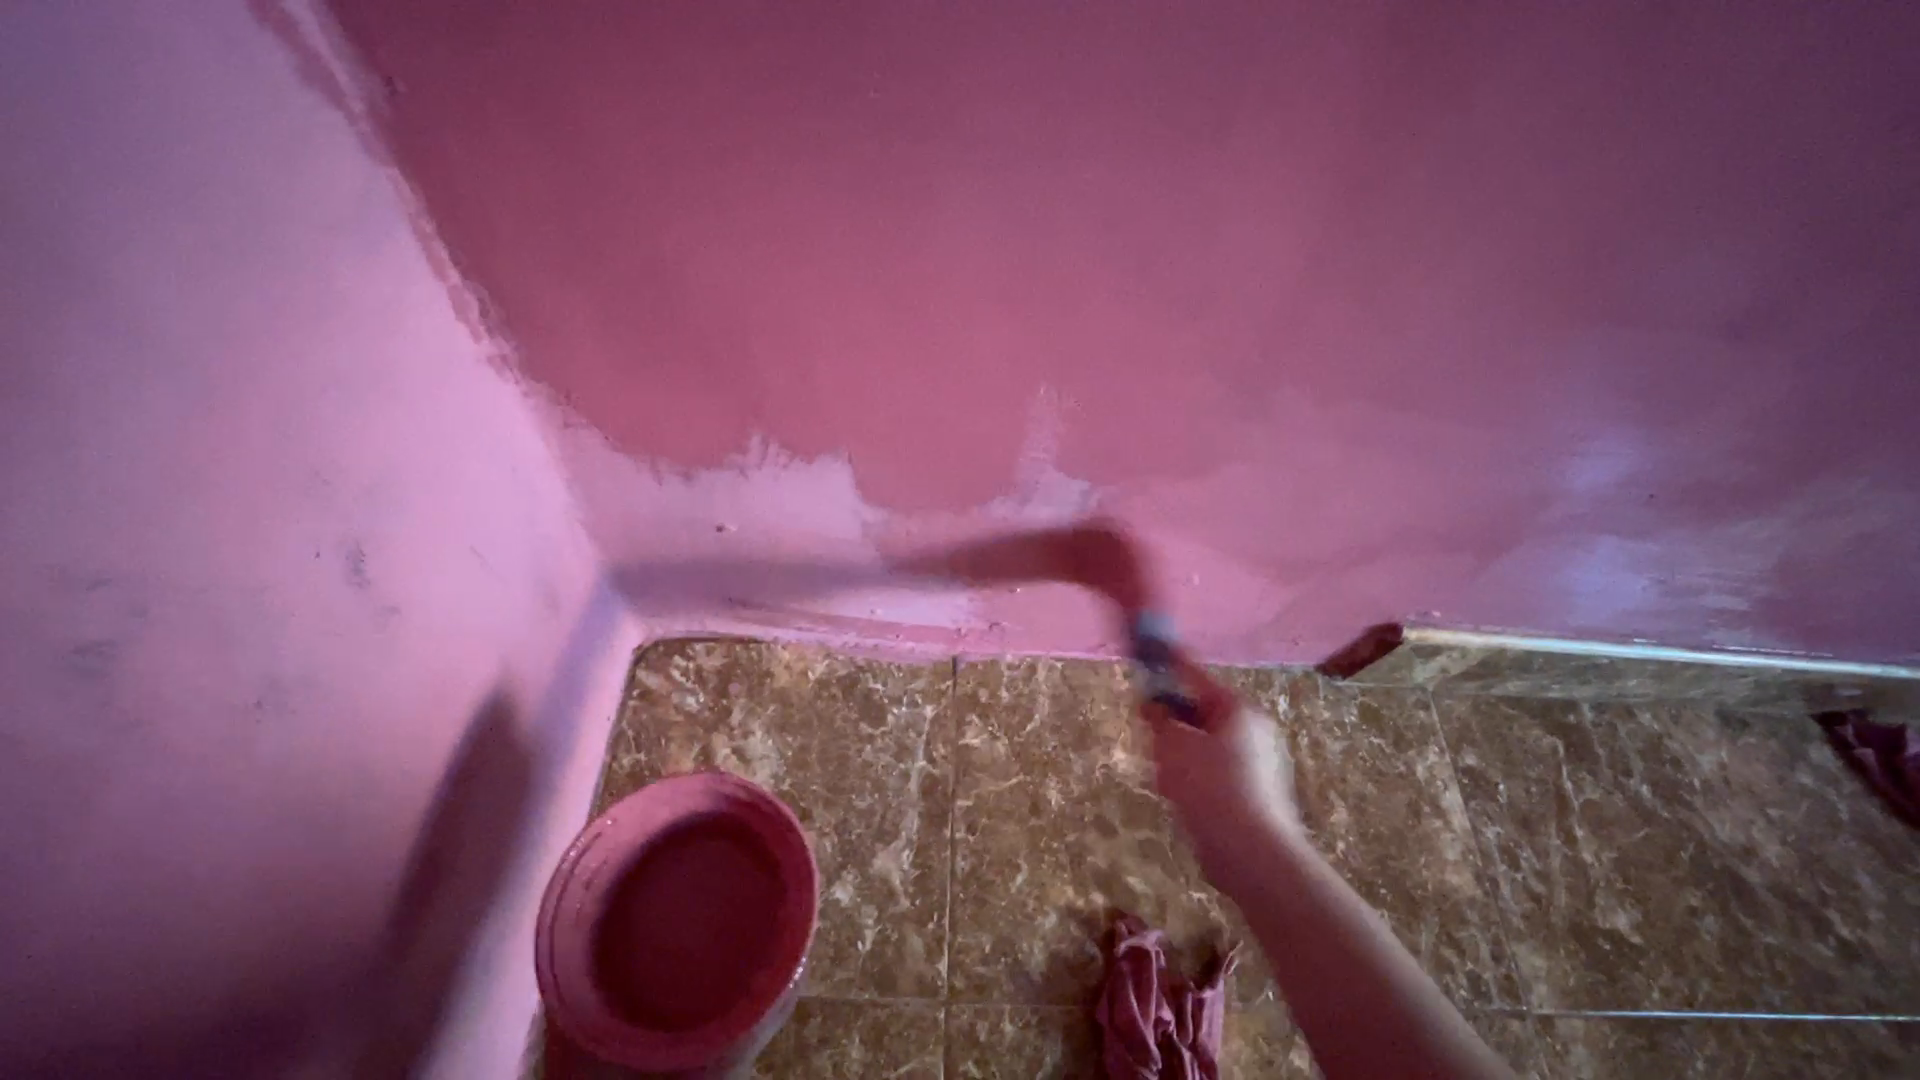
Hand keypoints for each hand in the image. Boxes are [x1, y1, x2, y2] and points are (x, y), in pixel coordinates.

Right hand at [1143, 657, 1302, 885]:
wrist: (1252, 853)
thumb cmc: (1210, 788)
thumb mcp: (1171, 746)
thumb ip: (1158, 719)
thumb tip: (1153, 704)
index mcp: (1236, 708)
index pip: (1195, 675)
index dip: (1169, 664)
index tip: (1150, 651)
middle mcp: (1253, 729)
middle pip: (1201, 712)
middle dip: (1172, 722)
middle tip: (1149, 734)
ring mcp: (1259, 762)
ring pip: (1206, 744)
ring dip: (1181, 753)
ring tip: (1164, 775)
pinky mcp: (1257, 792)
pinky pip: (1216, 771)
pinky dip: (1196, 777)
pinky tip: (1183, 799)